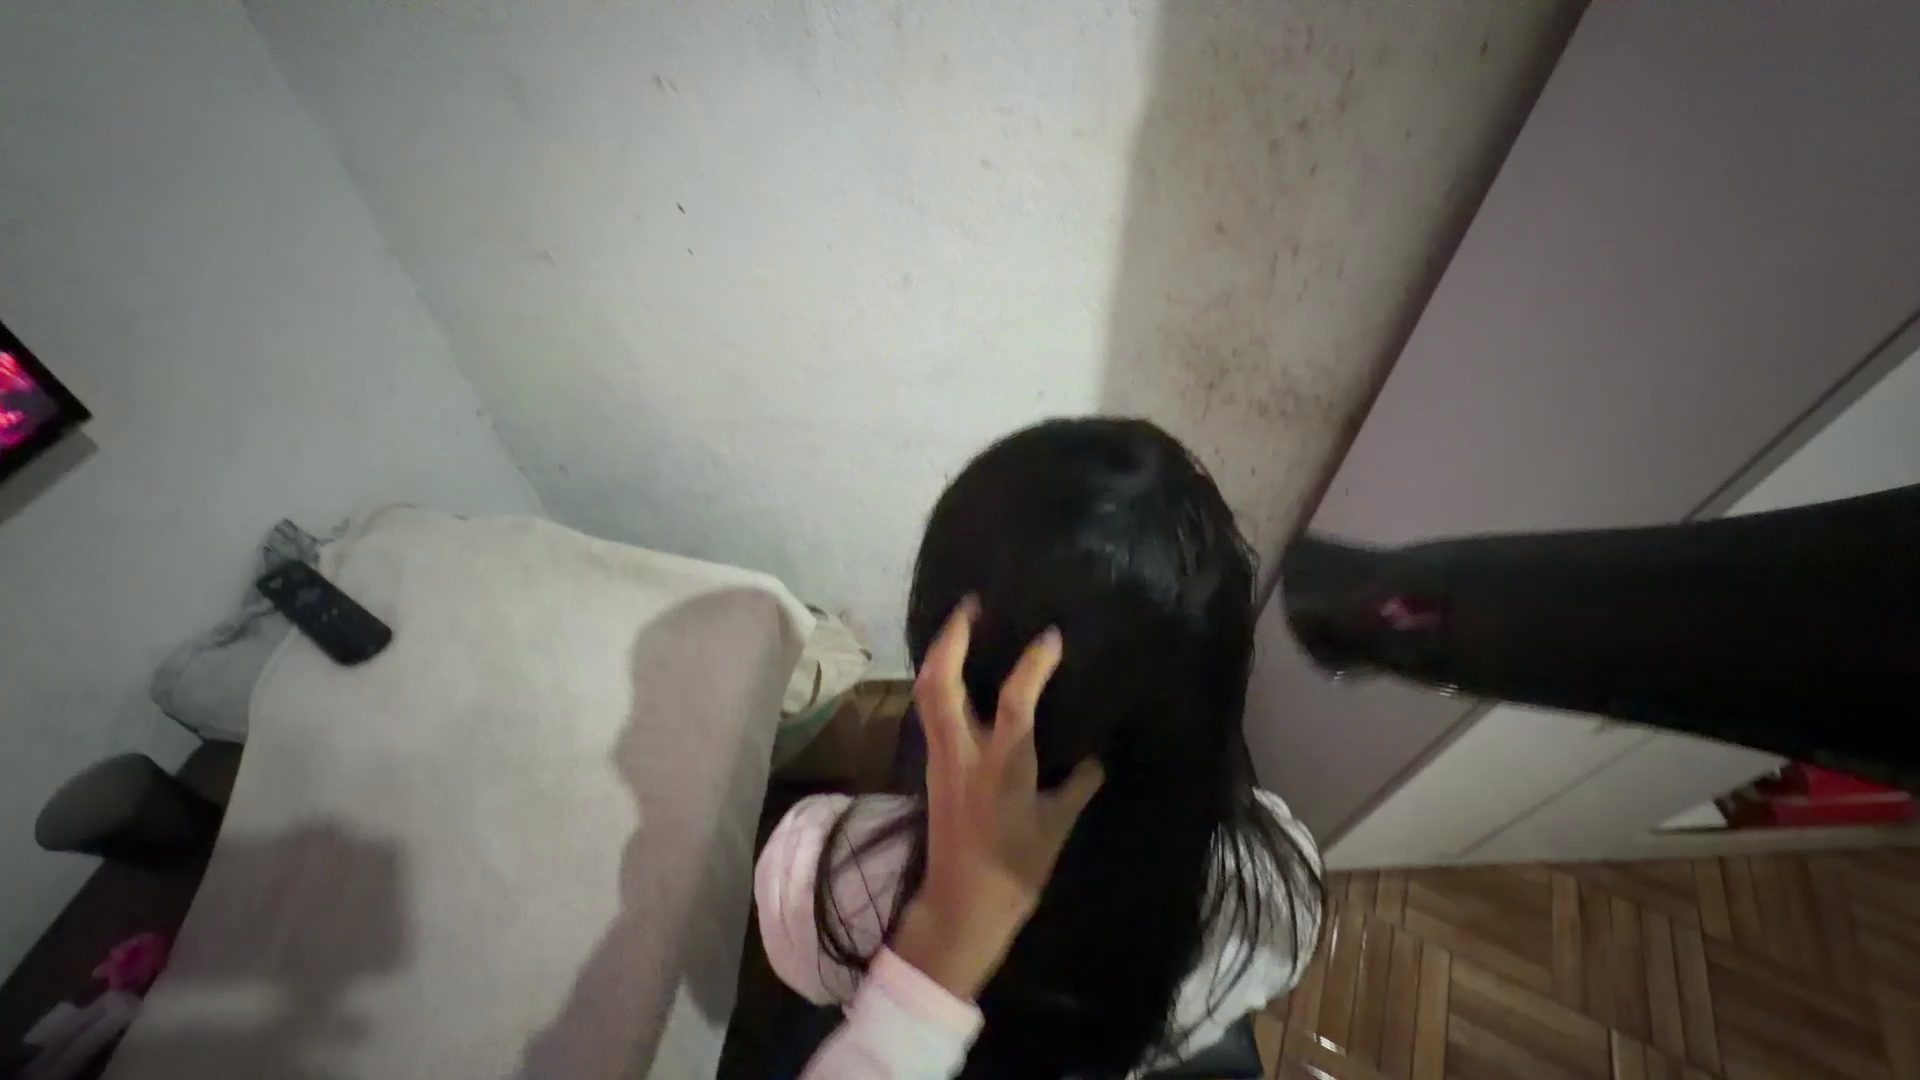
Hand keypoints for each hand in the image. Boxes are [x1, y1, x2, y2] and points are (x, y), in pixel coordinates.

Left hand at [889, 597, 1105, 999]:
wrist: (962, 906)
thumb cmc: (1015, 868)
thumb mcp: (1056, 827)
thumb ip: (1077, 786)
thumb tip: (1096, 758)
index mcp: (1001, 765)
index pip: (1015, 700)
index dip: (1033, 663)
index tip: (1051, 636)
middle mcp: (963, 751)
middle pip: (941, 681)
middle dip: (953, 637)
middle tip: (972, 605)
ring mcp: (941, 756)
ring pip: (926, 692)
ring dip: (940, 652)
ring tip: (960, 626)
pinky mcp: (932, 764)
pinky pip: (928, 708)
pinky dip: (937, 679)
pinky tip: (953, 671)